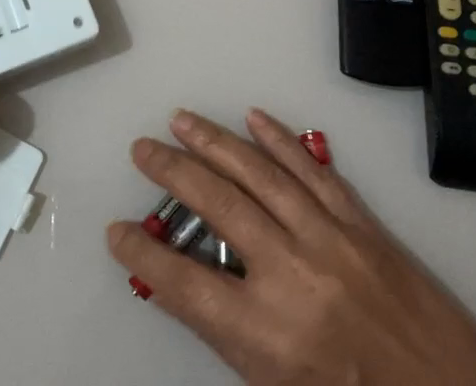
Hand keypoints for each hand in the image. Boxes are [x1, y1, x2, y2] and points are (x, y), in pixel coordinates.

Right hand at [107, 109, 475, 385]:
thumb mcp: (271, 382)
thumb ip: (222, 330)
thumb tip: (178, 282)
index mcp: (264, 331)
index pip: (181, 283)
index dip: (142, 254)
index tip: (115, 230)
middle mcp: (291, 274)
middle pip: (216, 206)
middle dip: (171, 171)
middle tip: (142, 148)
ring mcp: (328, 239)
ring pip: (259, 174)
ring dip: (214, 141)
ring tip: (181, 119)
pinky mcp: (360, 223)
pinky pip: (313, 169)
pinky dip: (280, 139)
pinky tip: (254, 117)